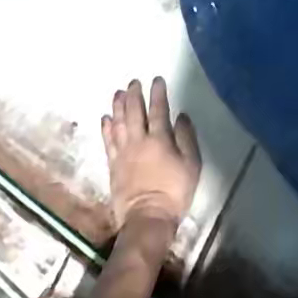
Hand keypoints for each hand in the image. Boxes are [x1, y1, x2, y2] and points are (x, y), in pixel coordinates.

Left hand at [100, 77, 200, 230]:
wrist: (147, 218)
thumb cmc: (174, 192)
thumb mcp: (191, 165)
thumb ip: (186, 138)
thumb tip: (181, 116)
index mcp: (160, 139)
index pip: (158, 110)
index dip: (157, 94)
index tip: (156, 80)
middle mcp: (139, 141)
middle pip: (134, 112)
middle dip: (134, 95)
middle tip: (133, 82)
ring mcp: (123, 153)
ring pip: (118, 123)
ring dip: (118, 106)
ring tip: (117, 93)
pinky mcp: (113, 165)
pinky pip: (108, 141)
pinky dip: (106, 127)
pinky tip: (105, 118)